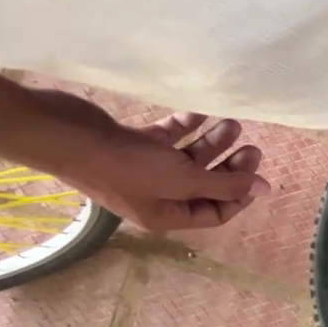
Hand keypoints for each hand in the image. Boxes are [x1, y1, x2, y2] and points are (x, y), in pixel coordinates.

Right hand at [29, 91, 268, 232]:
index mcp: (167, 215)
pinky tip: (200, 111)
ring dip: (213, 141)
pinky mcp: (131, 143)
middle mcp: (156, 195)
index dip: (240, 196)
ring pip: (189, 158)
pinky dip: (185, 126)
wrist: (61, 134)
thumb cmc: (126, 165)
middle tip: (252, 146)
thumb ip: (227, 185)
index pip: (215, 212)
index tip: (259, 175)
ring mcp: (142, 169)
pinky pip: (168, 137)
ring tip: (233, 123)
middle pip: (206, 183)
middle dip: (232, 166)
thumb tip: (266, 190)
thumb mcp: (185, 181)